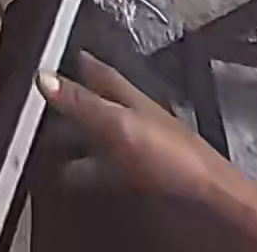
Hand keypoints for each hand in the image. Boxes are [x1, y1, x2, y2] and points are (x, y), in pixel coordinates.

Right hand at [38, 55, 256, 251]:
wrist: (212, 204)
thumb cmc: (175, 156)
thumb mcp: (119, 124)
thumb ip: (81, 102)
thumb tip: (44, 77)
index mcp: (127, 95)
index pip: (96, 70)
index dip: (76, 61)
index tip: (57, 52)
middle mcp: (132, 117)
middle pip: (95, 104)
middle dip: (71, 100)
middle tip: (45, 99)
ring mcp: (137, 148)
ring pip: (98, 137)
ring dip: (76, 138)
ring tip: (49, 145)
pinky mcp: (141, 179)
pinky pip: (104, 168)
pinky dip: (86, 169)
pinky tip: (77, 177)